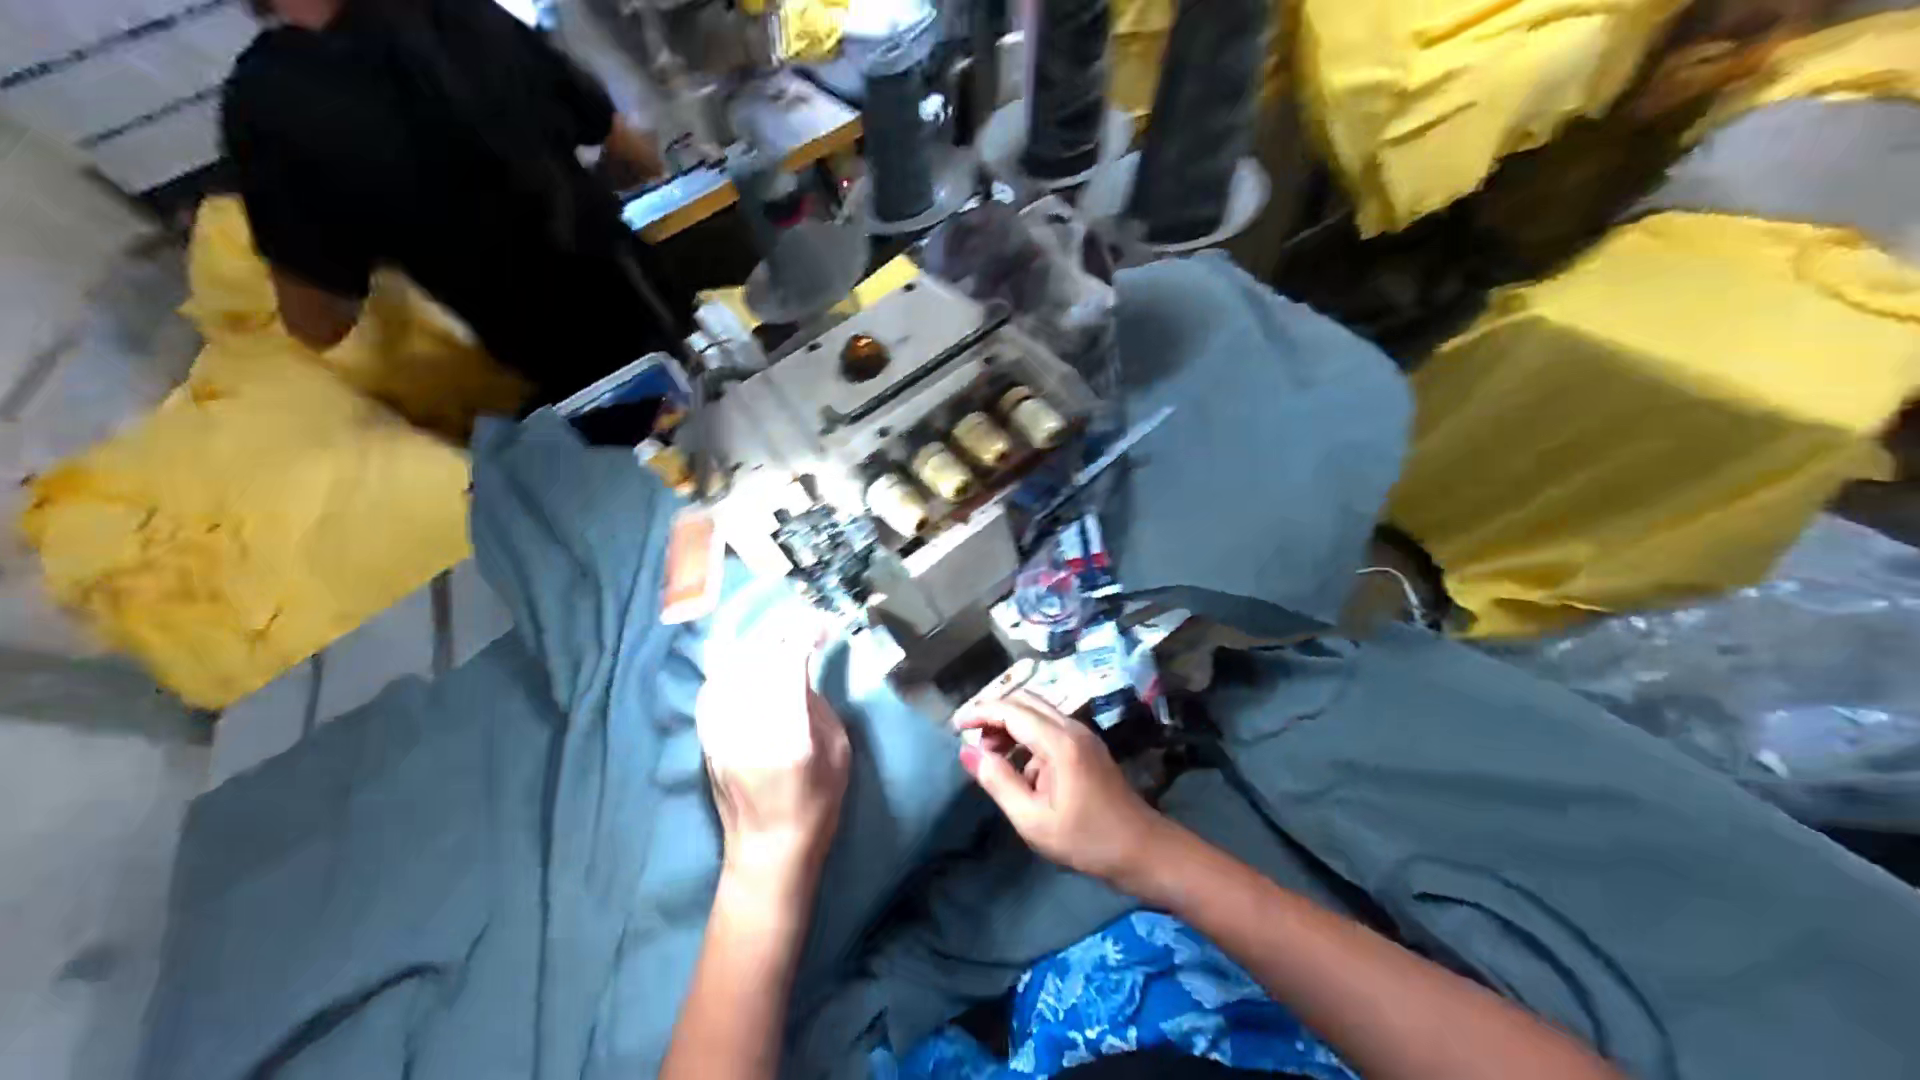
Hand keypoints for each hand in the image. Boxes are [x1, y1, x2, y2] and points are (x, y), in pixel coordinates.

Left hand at [696, 625, 850, 898]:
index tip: (821, 627)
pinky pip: (712, 688)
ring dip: (754, 646)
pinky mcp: (707, 738)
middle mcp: (749, 728)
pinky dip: (729, 667)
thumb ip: (819, 707)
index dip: (804, 635)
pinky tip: (744, 663)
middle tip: (800, 626)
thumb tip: (801, 674)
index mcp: (789, 735)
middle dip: (780, 633)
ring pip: (729, 669)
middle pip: (756, 659)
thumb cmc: (816, 807)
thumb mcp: (839, 754)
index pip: (788, 664)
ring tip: (775, 639)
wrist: (767, 852)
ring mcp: (721, 732)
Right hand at [955, 690, 1167, 887]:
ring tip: (991, 756)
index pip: (1011, 710)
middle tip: (972, 741)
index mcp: (1059, 742)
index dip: (980, 713)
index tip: (956, 728)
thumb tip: (968, 752)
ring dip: (1010, 724)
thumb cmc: (1086, 840)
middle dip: (994, 714)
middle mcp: (1072, 728)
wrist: (1143, 850)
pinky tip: (1019, 768)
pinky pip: (1049, 726)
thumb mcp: (1033, 820)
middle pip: (1025, 701)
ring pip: (1037, 711)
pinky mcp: (1087, 746)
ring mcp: (1083, 735)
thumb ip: (998, 782)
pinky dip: (1026, 735)